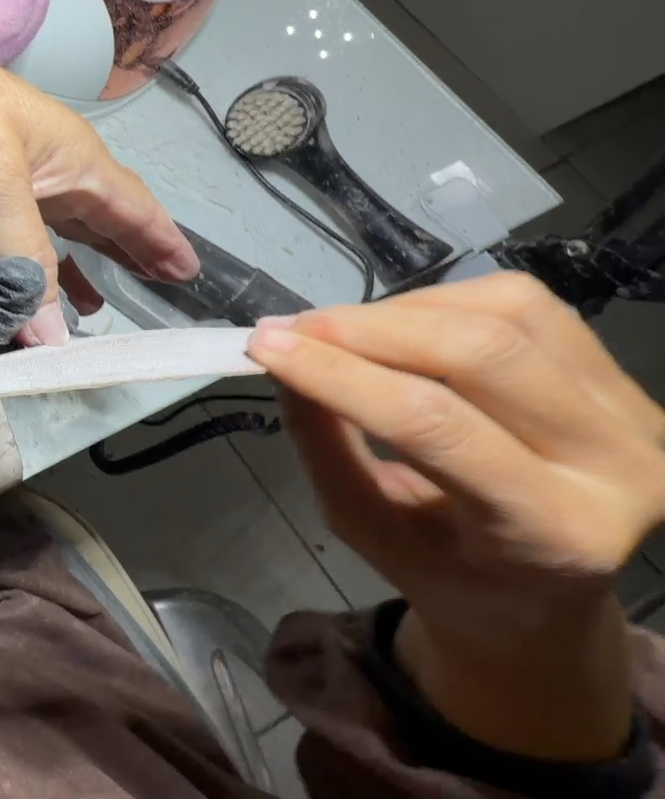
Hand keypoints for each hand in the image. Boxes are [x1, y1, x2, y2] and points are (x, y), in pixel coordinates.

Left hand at [0, 0, 198, 343]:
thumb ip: (22, 257)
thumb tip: (54, 343)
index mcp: (68, 162)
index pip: (132, 209)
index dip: (161, 244)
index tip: (189, 281)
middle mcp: (32, 180)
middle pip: (84, 233)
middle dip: (109, 270)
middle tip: (125, 325)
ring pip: (25, 251)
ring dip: (46, 286)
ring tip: (62, 330)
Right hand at [245, 273, 664, 759]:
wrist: (536, 588)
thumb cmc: (437, 565)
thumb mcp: (359, 521)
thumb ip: (322, 441)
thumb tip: (279, 360)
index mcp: (552, 530)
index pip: (435, 426)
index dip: (339, 375)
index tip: (263, 346)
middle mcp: (620, 466)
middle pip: (483, 353)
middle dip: (365, 328)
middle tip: (291, 329)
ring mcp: (632, 413)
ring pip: (507, 312)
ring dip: (397, 310)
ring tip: (336, 332)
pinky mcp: (617, 375)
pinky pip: (521, 304)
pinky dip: (434, 302)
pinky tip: (393, 328)